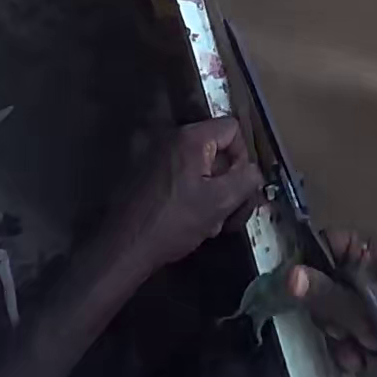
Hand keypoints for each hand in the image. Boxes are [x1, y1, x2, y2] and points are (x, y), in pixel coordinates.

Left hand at [110, 117, 263, 270]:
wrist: (123, 248)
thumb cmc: (173, 222)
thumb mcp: (220, 202)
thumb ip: (246, 179)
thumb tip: (254, 170)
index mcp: (191, 137)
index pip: (232, 128)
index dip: (242, 156)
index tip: (238, 186)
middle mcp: (172, 137)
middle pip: (216, 148)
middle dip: (227, 180)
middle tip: (227, 211)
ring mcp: (155, 154)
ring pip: (199, 165)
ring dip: (210, 191)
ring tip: (208, 223)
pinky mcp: (144, 172)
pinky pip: (180, 173)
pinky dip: (190, 192)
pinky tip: (188, 220)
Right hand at [288, 231, 376, 376]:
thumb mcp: (365, 312)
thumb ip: (327, 294)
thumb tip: (291, 274)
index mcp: (372, 249)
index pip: (326, 242)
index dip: (311, 266)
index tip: (301, 292)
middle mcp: (369, 266)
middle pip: (324, 280)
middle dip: (329, 313)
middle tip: (343, 328)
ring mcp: (370, 296)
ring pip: (330, 309)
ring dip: (339, 336)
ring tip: (359, 348)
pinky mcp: (370, 322)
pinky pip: (342, 329)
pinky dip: (348, 348)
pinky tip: (363, 359)